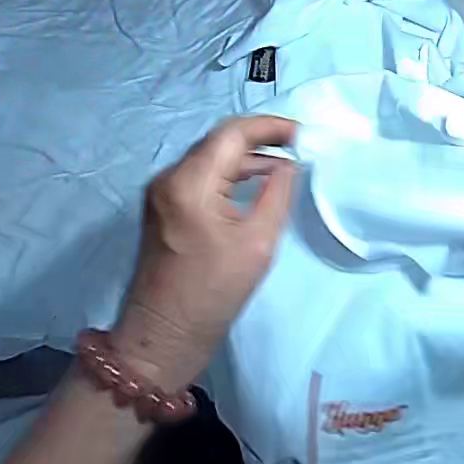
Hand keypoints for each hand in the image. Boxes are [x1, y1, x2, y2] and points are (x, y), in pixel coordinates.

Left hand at [109, 115, 298, 389]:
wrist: (162, 337)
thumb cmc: (213, 294)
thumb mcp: (258, 241)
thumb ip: (277, 193)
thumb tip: (288, 164)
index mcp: (189, 182)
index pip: (233, 133)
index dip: (270, 126)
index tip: (302, 134)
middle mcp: (169, 177)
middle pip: (219, 140)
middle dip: (259, 137)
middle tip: (297, 144)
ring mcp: (162, 191)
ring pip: (210, 155)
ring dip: (246, 155)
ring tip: (285, 161)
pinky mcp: (163, 206)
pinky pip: (201, 174)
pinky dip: (230, 171)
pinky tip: (256, 180)